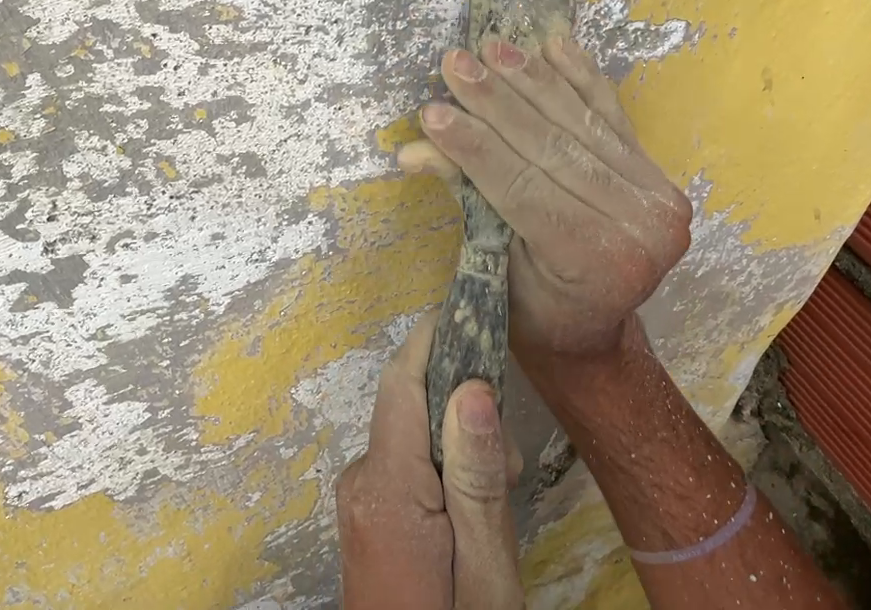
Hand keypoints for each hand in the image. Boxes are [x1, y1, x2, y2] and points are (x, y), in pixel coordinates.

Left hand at [336, 315, 524, 609]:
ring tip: (497, 498)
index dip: (432, 337)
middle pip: (409, 406)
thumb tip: (471, 387)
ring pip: (411, 437)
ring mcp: (359, 499)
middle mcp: (362, 480)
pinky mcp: (366, 515)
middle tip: (511, 458)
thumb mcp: (486, 565)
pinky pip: (404, 466)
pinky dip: (440, 467)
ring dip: (455, 444)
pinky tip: (470, 510)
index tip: (467, 304)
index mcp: (389, 485)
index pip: (402, 382)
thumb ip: (477, 475)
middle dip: (459, 405)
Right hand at [399, 35, 691, 360]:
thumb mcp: (493, 267)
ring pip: (581, 124)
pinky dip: (582, 77)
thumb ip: (466, 200)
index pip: (522, 186)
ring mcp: (658, 198)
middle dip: (498, 101)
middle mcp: (640, 227)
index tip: (432, 110)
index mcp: (595, 261)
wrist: (592, 329)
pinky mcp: (658, 175)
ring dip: (533, 79)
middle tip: (455, 63)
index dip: (475, 146)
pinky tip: (555, 44)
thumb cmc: (533, 311)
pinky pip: (613, 116)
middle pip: (552, 147)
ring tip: (492, 47)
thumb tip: (413, 151)